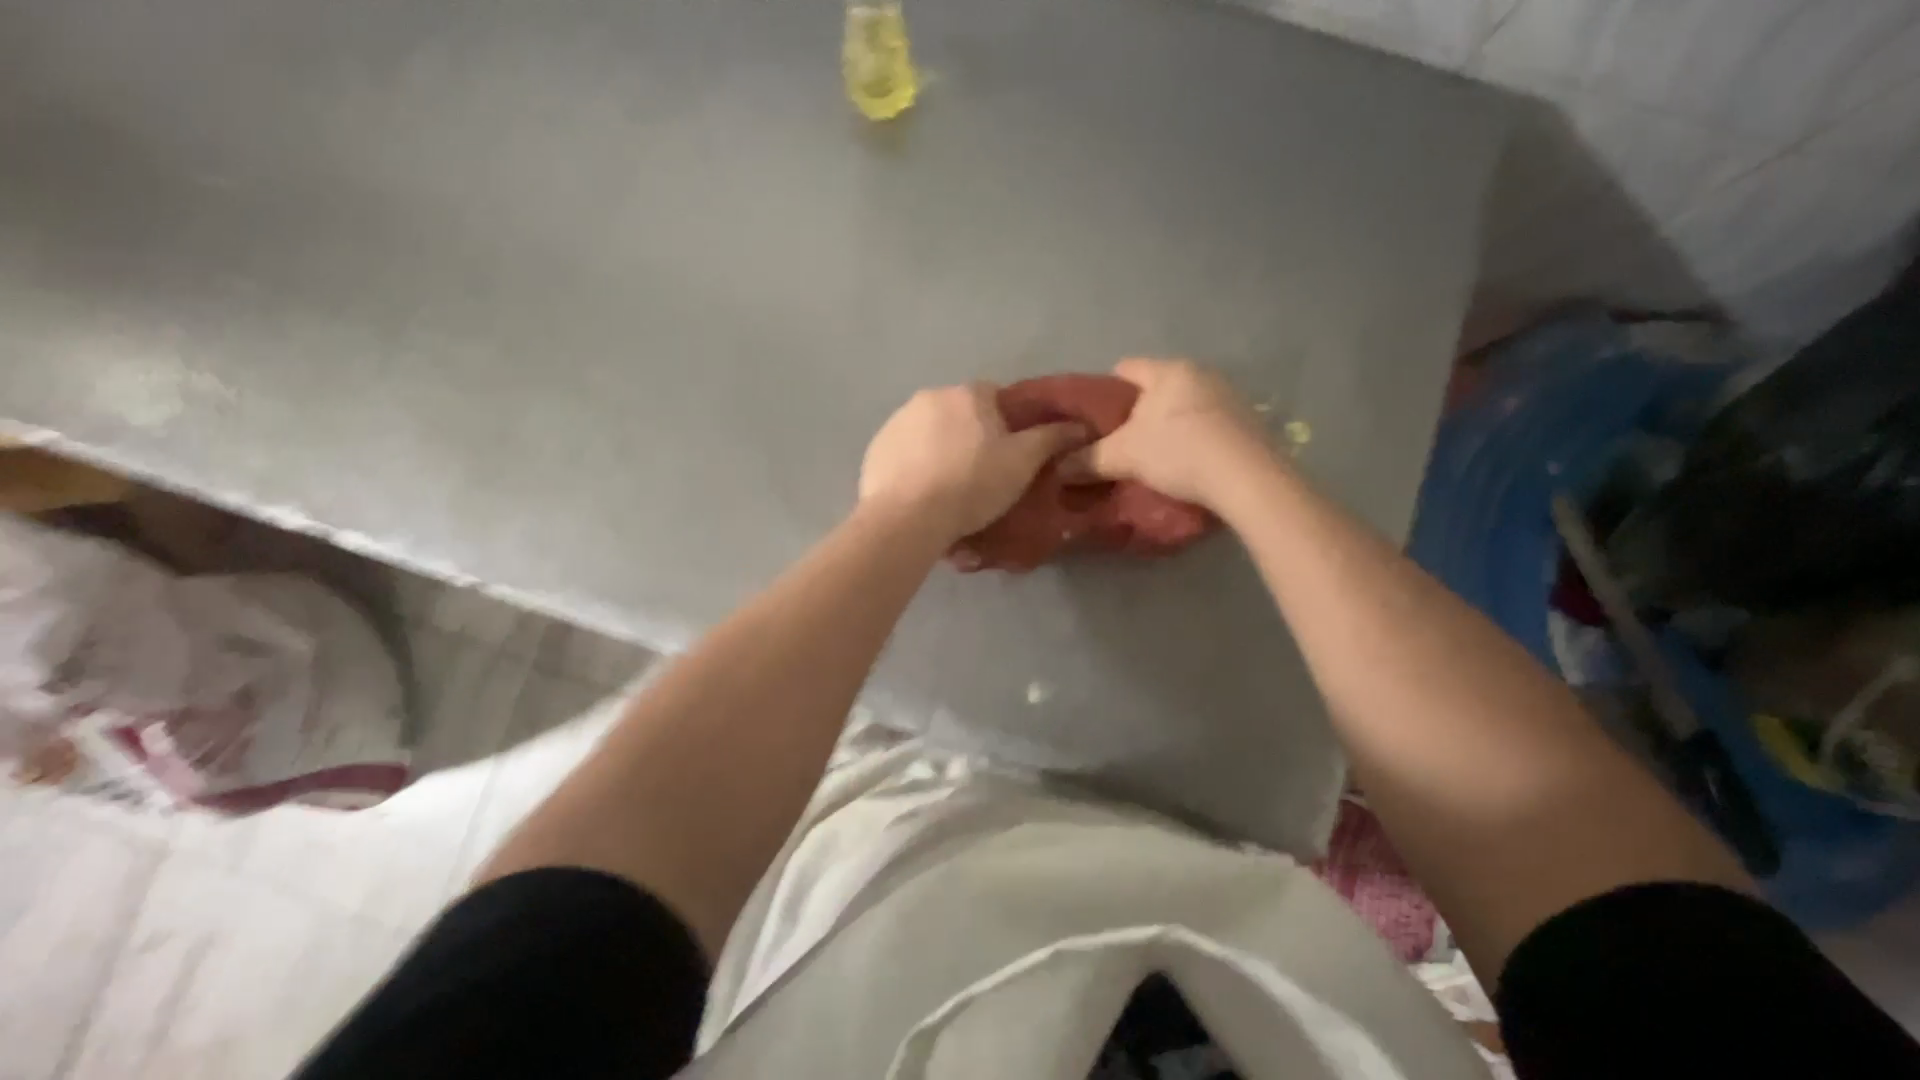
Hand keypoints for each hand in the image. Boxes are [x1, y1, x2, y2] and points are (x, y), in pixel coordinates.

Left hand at [860, 382, 1085, 543]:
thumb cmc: (973, 484)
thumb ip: (1052, 438)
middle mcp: (929, 396)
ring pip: (930, 433)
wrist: (909, 517)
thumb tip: (1079, 425)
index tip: (1010, 457)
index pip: (996, 399)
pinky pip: (905, 454)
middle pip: (961, 415)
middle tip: (982, 477)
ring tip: (950, 491)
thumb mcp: (1024, 462)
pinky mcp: (875, 449)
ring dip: (941, 452)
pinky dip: (915, 468)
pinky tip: (922, 496)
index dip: (1007, 427)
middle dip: (971, 438)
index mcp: (968, 393)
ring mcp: (897, 421)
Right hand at [1060, 358, 1275, 509]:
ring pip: (1185, 407)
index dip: (1104, 394)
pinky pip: (1210, 425)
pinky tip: (1190, 466)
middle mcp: (1201, 373)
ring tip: (1155, 459)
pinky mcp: (1250, 423)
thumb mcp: (1123, 457)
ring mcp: (1230, 397)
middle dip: (1138, 414)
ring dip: (1169, 428)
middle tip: (1121, 444)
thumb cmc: (1178, 452)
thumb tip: (1057, 468)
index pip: (1125, 369)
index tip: (1094, 422)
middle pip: (1157, 389)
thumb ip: (1086, 460)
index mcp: (1168, 370)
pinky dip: (1196, 440)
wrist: (1247, 478)